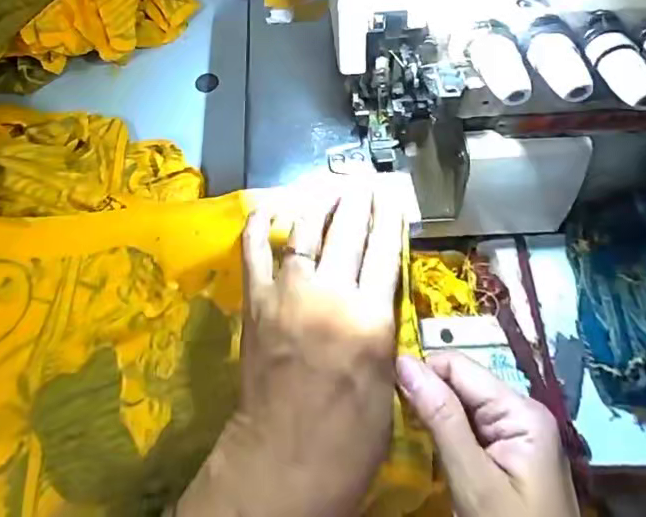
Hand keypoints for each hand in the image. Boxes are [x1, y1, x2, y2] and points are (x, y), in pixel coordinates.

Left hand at [177, 181, 405, 516]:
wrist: (283, 462)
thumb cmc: (347, 438)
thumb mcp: (385, 381)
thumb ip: (381, 327)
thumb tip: (377, 291)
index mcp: (368, 317)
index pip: (383, 252)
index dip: (388, 220)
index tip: (390, 198)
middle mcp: (331, 293)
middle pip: (347, 232)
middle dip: (357, 202)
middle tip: (362, 184)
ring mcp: (289, 293)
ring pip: (305, 232)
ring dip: (318, 205)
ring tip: (328, 188)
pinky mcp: (257, 301)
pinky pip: (255, 252)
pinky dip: (259, 227)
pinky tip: (267, 208)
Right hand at [395, 352, 577, 516]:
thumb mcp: (475, 484)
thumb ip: (442, 419)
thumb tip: (404, 361)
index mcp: (521, 410)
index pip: (458, 366)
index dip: (421, 373)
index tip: (385, 391)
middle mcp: (521, 412)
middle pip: (460, 384)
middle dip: (426, 396)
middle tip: (389, 415)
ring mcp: (517, 436)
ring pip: (461, 407)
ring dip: (432, 417)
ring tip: (401, 429)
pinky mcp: (509, 458)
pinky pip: (469, 431)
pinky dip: (445, 436)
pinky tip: (425, 449)